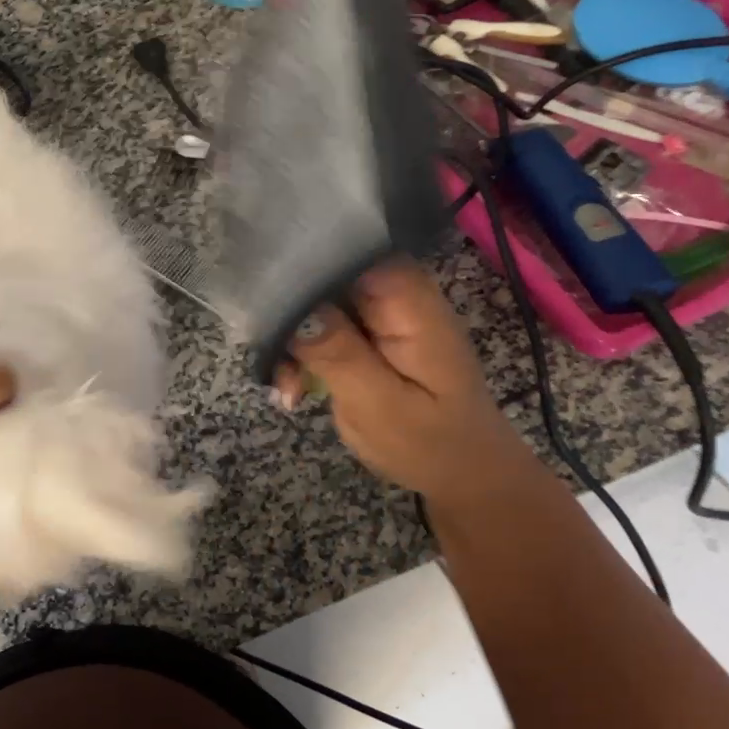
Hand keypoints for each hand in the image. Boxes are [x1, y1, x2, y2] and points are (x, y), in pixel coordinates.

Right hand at [271, 261, 541, 503]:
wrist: (464, 476)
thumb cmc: (432, 445)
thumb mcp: (380, 405)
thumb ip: (339, 354)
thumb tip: (298, 311)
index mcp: (408, 300)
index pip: (348, 252)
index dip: (302, 265)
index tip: (264, 298)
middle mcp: (393, 294)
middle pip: (323, 275)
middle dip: (287, 313)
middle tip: (273, 362)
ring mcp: (378, 314)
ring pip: (312, 304)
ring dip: (289, 342)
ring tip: (288, 388)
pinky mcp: (365, 334)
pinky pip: (318, 328)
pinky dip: (299, 356)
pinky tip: (294, 389)